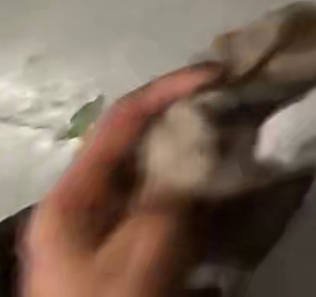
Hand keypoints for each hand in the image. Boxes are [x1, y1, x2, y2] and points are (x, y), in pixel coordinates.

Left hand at [22, 66, 217, 296]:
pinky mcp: (131, 234)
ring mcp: (108, 217)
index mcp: (73, 193)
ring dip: (199, 133)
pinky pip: (168, 182)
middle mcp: (86, 196)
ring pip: (157, 155)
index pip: (123, 116)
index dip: (172, 85)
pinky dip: (199, 164)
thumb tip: (211, 135)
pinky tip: (230, 161)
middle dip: (192, 106)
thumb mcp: (146, 243)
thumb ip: (176, 182)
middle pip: (141, 131)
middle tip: (239, 92)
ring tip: (242, 118)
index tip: (222, 73)